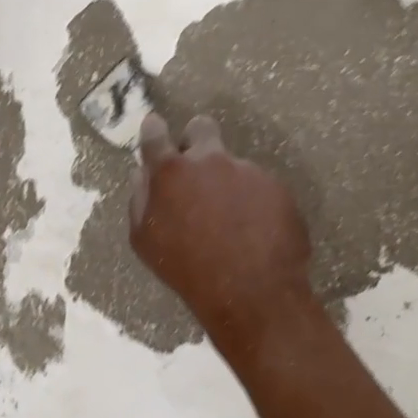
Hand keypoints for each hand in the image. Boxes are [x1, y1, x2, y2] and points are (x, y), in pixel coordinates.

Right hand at [129, 113, 315, 337]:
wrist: (251, 292)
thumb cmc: (185, 267)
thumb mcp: (144, 239)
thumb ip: (140, 198)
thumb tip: (142, 173)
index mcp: (170, 172)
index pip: (154, 134)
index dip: (152, 128)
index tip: (154, 126)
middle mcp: (209, 161)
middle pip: (201, 128)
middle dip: (195, 138)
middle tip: (195, 167)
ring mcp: (246, 171)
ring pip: (231, 165)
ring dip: (225, 182)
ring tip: (229, 222)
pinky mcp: (276, 187)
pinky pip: (258, 187)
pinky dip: (252, 202)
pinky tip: (252, 231)